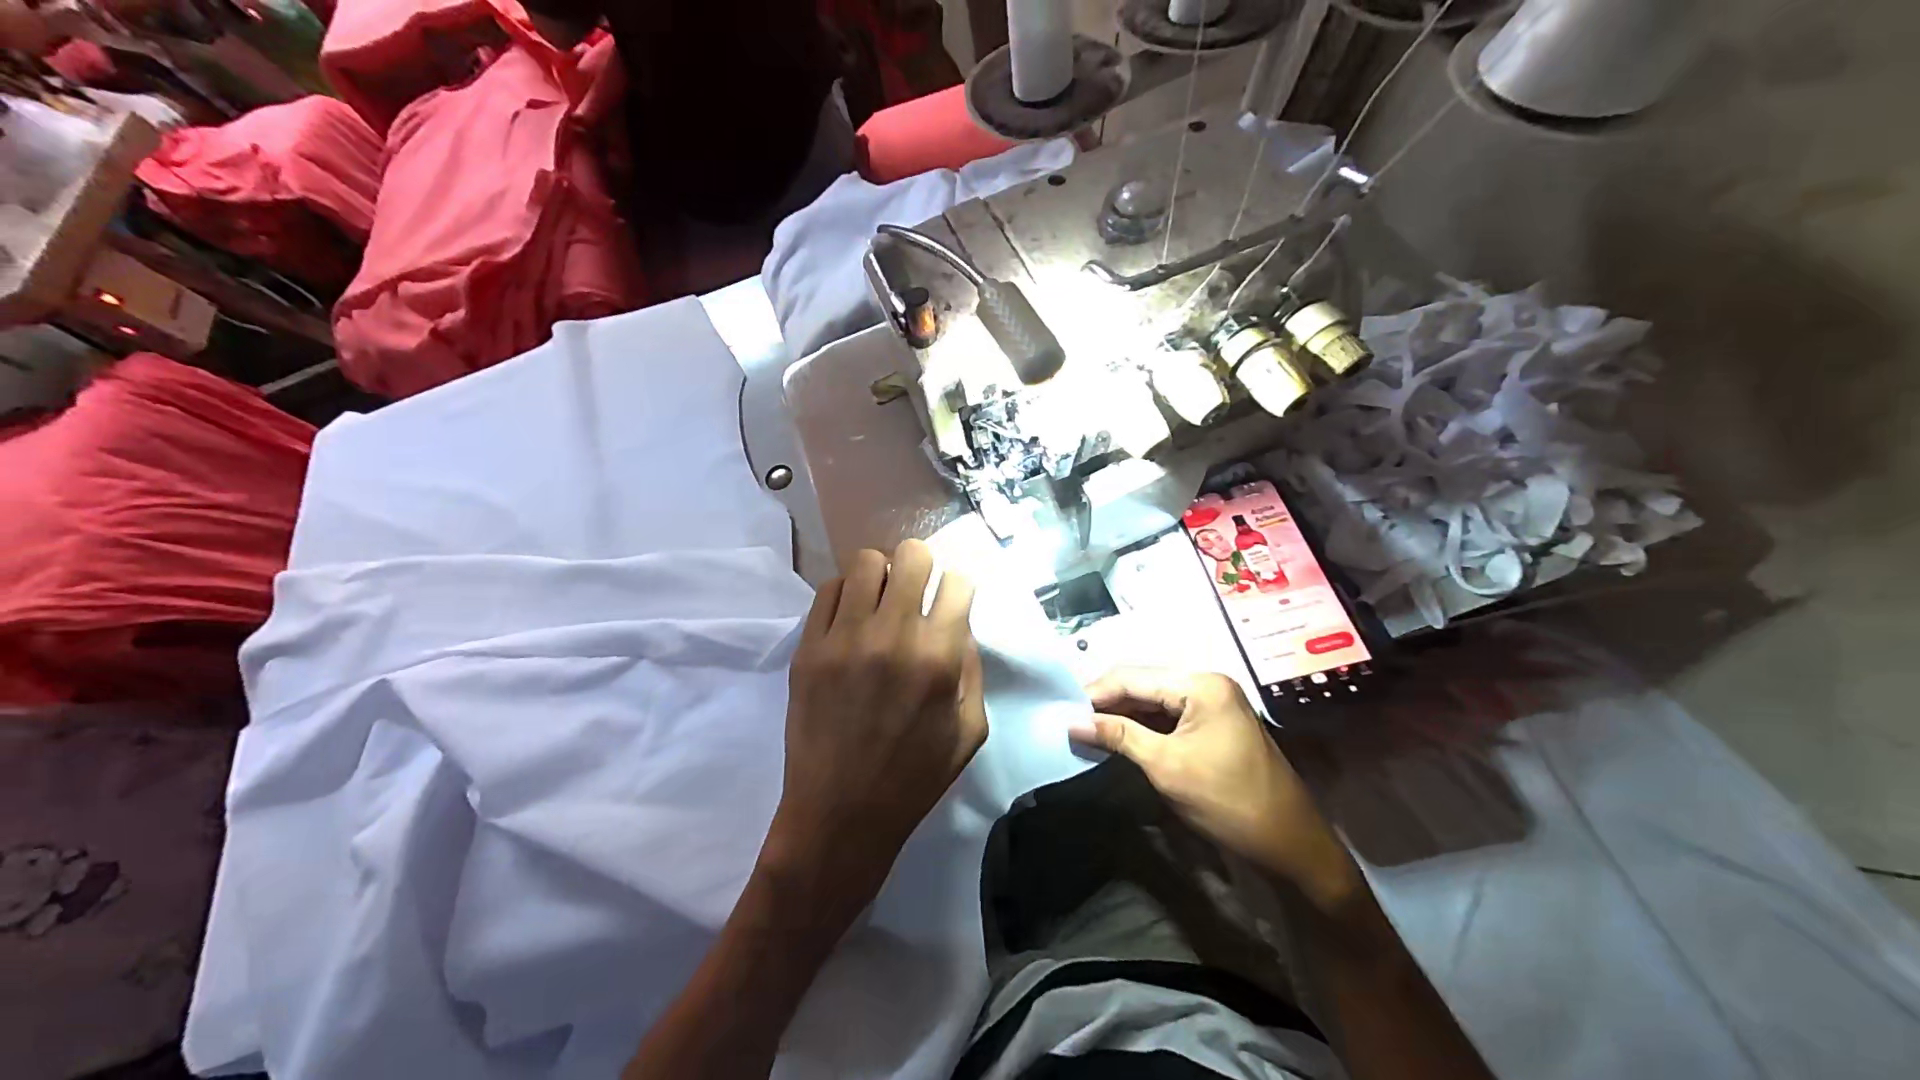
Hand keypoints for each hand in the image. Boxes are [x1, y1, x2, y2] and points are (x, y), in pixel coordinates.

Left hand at [769, 540, 985, 908]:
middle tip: (915, 589)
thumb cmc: (914, 777)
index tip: (949, 602)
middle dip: (920, 567)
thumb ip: (972, 668)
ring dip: (881, 575)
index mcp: (938, 657)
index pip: (957, 583)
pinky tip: (849, 619)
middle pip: (912, 555)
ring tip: (878, 600)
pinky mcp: (808, 648)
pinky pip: (827, 590)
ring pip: (865, 562)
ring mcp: (844, 638)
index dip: (957, 589)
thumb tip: (958, 624)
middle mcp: (893, 635)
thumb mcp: (970, 730)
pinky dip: (845, 595)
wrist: (841, 812)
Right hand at [1070, 668, 1359, 911]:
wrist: (1289, 843)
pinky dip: (1141, 726)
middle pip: (1143, 684)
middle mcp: (1207, 684)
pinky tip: (1116, 737)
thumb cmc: (1228, 802)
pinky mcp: (1212, 724)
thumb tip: (1073, 723)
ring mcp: (1212, 703)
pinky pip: (1168, 716)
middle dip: (1106, 702)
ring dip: (1121, 715)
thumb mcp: (1166, 767)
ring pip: (1153, 700)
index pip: (1133, 677)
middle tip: (1071, 721)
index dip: (1095, 693)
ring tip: (1086, 729)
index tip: (1063, 711)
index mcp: (1200, 685)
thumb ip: (1119, 737)